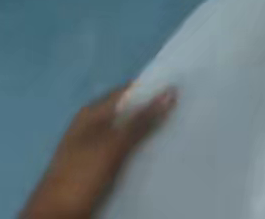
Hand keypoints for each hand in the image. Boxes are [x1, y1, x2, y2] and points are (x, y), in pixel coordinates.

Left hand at [19, 85, 175, 218]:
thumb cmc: (79, 177)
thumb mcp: (113, 145)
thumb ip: (142, 119)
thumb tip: (172, 89)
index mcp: (92, 113)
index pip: (130, 91)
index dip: (155, 88)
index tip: (182, 88)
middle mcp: (93, 127)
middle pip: (131, 113)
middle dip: (155, 112)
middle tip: (185, 109)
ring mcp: (94, 151)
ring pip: (130, 136)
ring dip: (149, 134)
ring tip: (179, 129)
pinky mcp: (97, 171)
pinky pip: (125, 155)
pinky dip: (140, 154)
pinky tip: (159, 155)